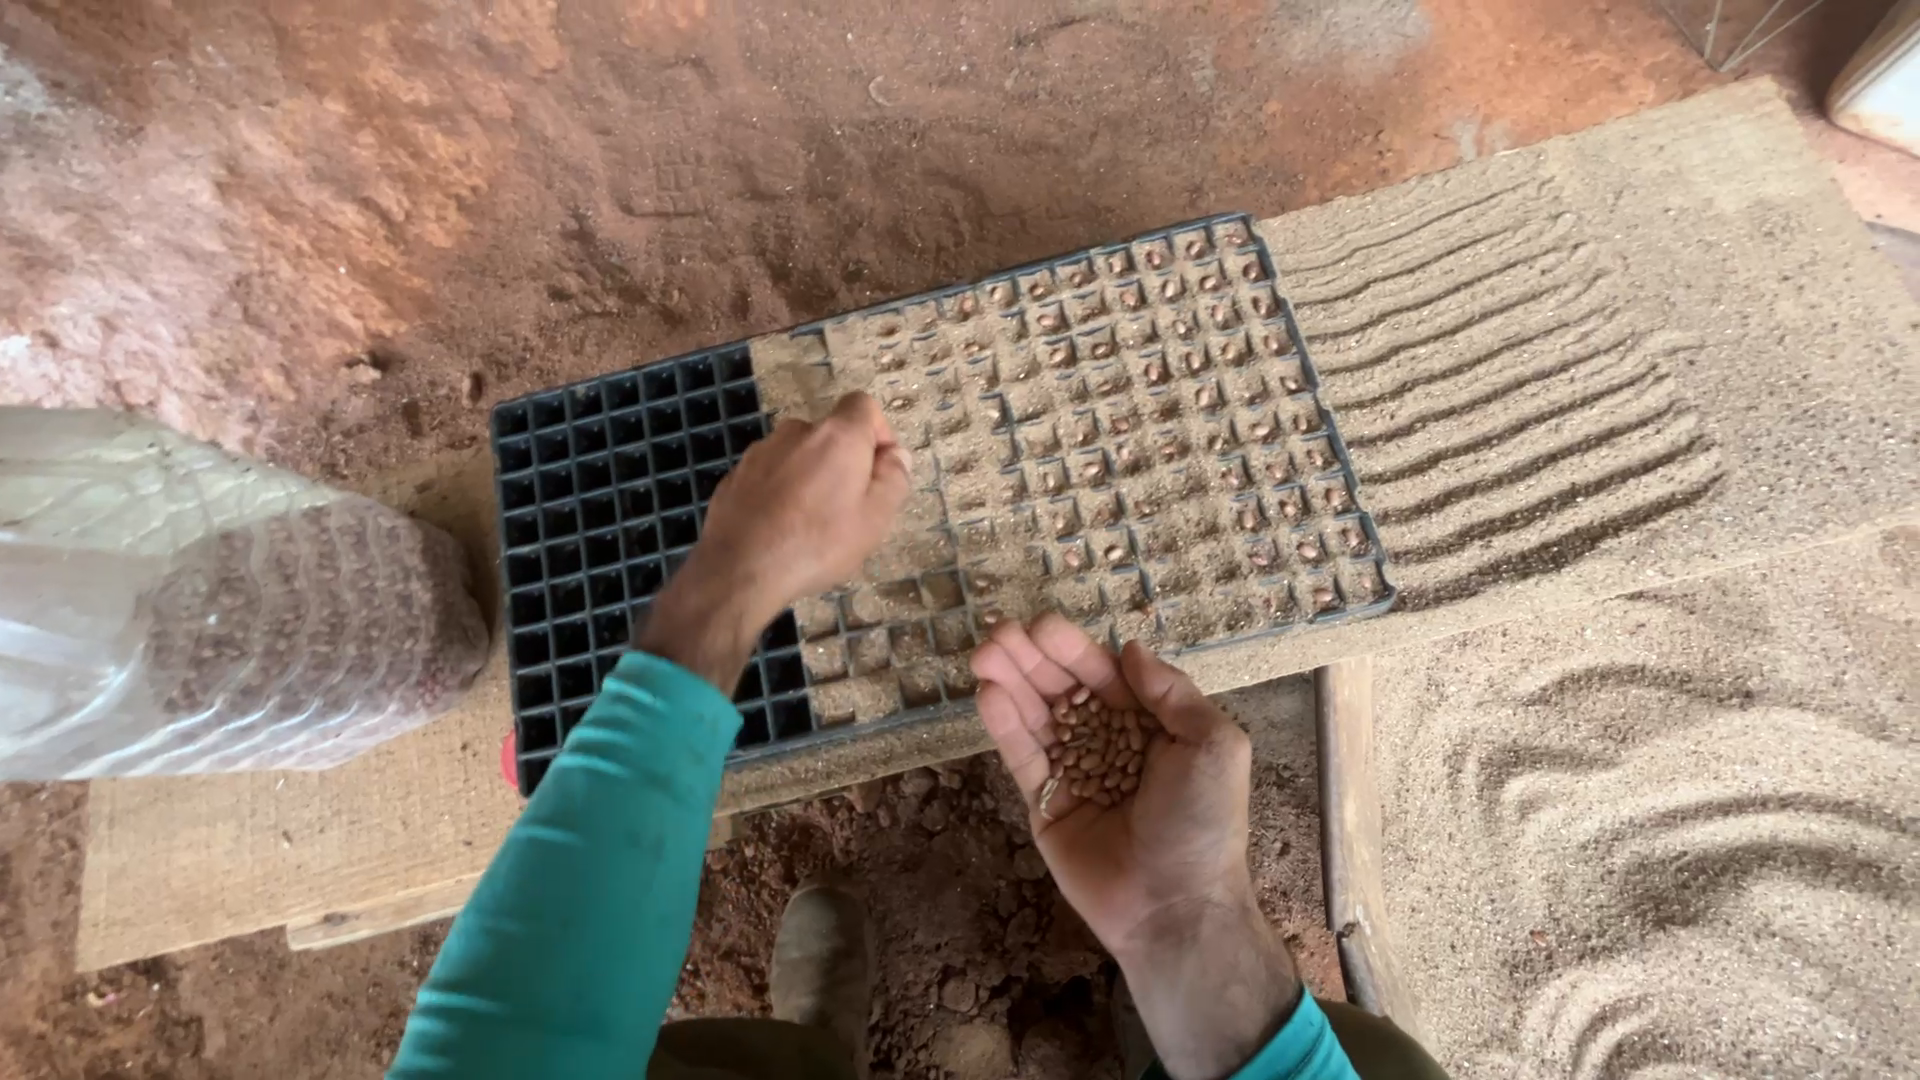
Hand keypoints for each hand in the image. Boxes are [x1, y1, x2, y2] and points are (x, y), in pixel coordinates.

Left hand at [637, 392, 910, 690]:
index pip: (863, 405)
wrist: (740, 569)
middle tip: (849, 507)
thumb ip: (894, 479)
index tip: (881, 469)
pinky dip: (781, 491)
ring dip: (810, 476)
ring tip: (811, 522)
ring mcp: (759, 452)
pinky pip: (770, 475)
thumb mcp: (875, 519)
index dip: (879, 432)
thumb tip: (897, 455)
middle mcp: (796, 431)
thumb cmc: (818, 543)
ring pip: (798, 455)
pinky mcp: (735, 476)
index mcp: (837, 436)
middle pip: (830, 434)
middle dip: (844, 462)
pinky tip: (780, 528)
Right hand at [971, 614, 1299, 1079]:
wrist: (1177, 908)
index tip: (1041, 626)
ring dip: (1010, 682)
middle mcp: (1106, 741)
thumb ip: (1172, 692)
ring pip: (1037, 717)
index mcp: (1146, 725)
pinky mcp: (1045, 803)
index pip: (1102, 676)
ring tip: (982, 654)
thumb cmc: (1201, 821)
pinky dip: (1005, 726)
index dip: (1072, 649)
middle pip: (1062, 690)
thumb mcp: (1213, 745)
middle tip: (998, 633)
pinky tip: (988, 694)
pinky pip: (1023, 759)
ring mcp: (1072, 772)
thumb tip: (1129, 648)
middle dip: (1031, 660)